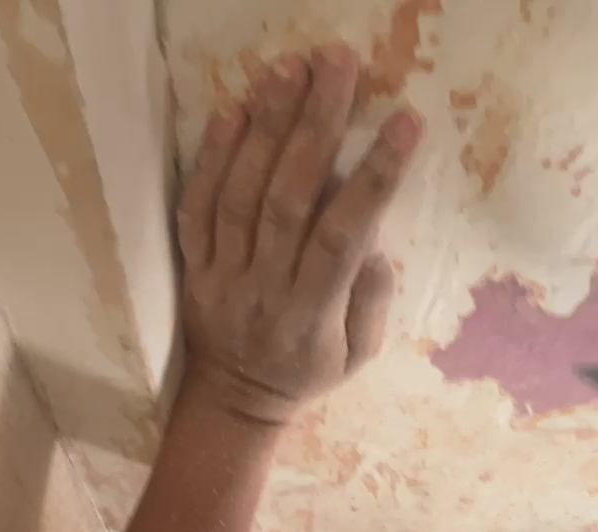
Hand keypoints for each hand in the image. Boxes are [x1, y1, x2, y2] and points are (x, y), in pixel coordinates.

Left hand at [175, 47, 423, 427]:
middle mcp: (264, 290)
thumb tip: (375, 241)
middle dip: (315, 128)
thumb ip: (369, 302)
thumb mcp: (356, 357)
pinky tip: (229, 114)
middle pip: (287, 201)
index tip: (404, 122)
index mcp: (310, 315)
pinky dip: (209, 163)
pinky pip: (195, 213)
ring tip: (288, 70)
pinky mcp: (193, 268)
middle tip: (337, 64)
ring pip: (239, 198)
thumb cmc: (305, 375)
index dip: (374, 178)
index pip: (343, 238)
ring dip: (263, 129)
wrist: (235, 401)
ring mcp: (222, 277)